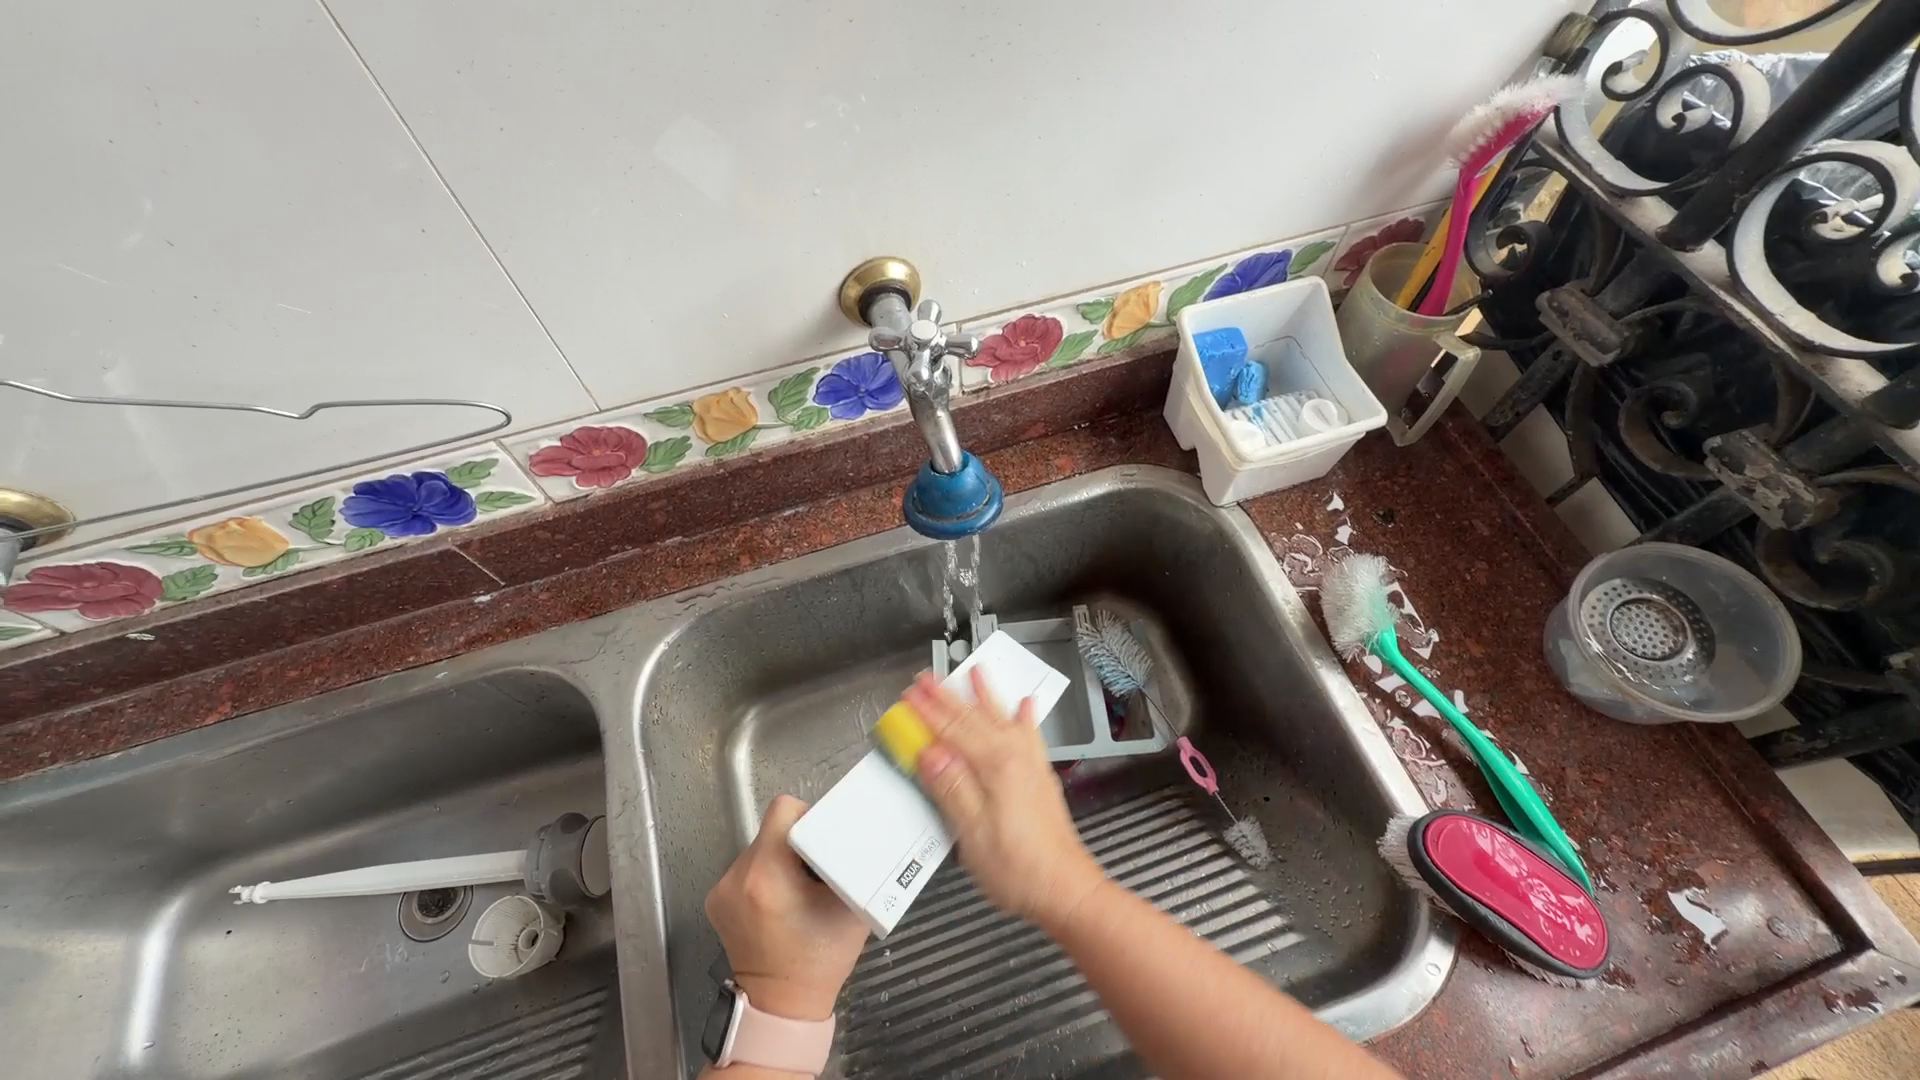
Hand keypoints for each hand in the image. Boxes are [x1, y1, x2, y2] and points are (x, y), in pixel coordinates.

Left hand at [704, 795, 870, 1020]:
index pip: (784, 810)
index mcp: (767, 874)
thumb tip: (860, 838)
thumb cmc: (819, 961)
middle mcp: (737, 876)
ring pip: (760, 848)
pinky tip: (782, 898)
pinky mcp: (716, 902)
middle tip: (820, 864)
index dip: (809, 816)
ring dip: (782, 858)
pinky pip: (748, 869)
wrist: (781, 1010)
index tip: (826, 837)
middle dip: (798, 841)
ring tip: (802, 885)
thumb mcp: (849, 908)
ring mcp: (721, 890)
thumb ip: (853, 867)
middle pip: (772, 829)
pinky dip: (767, 875)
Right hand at [906, 668, 1104, 932]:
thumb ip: (951, 788)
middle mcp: (1014, 756)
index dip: (927, 712)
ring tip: (976, 672)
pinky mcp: (1040, 777)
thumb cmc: (1018, 868)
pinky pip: (1030, 735)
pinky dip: (1025, 717)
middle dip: (947, 697)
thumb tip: (928, 753)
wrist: (1066, 889)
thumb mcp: (972, 833)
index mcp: (994, 766)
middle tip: (926, 678)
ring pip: (1002, 718)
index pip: (952, 730)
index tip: (908, 695)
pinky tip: (1026, 704)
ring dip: (984, 696)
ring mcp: (1030, 764)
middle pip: (973, 718)